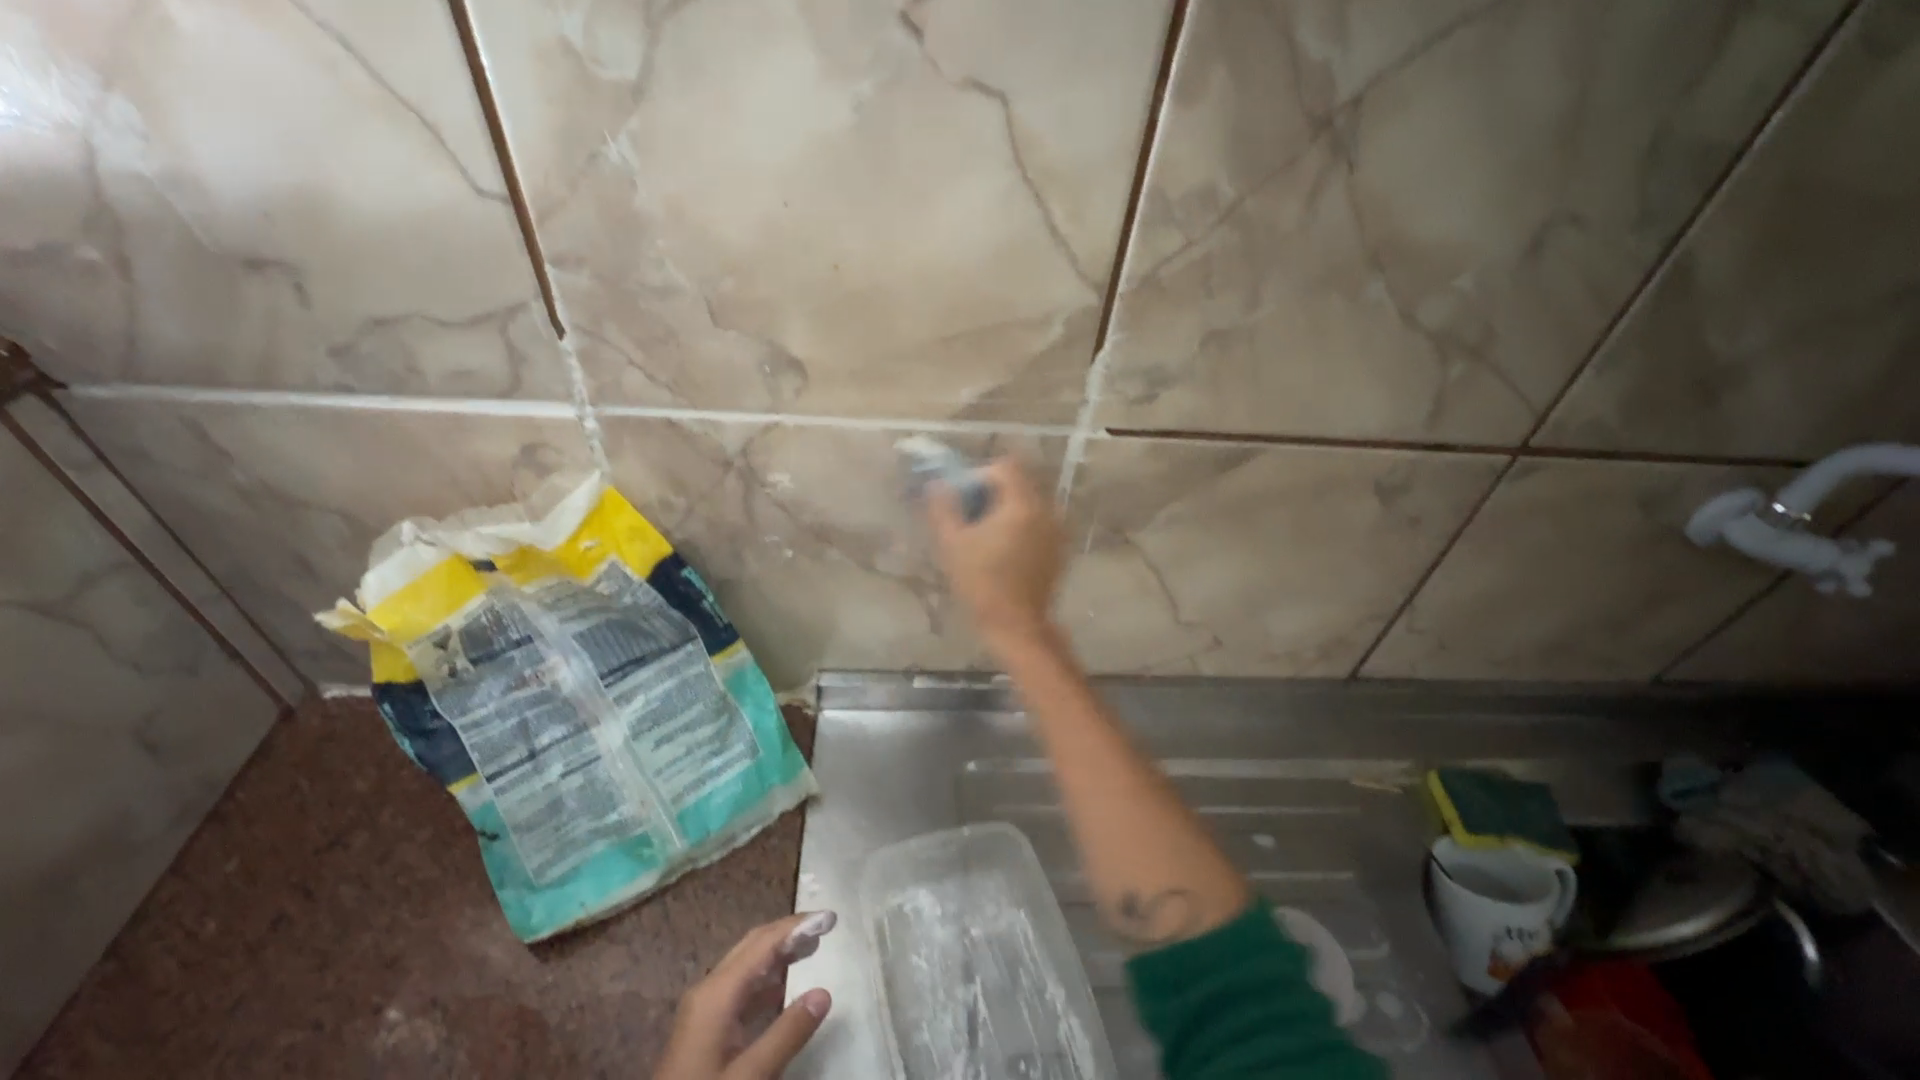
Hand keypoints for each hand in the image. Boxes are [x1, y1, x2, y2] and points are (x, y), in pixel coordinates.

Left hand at [653, 912, 836, 1079]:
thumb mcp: (751, 1075)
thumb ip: (788, 1034)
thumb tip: (823, 992)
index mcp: (717, 994)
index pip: (762, 944)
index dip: (797, 926)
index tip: (830, 918)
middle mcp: (709, 990)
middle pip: (752, 946)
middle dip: (788, 932)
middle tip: (825, 928)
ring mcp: (704, 1008)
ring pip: (745, 965)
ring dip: (778, 953)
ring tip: (812, 948)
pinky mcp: (705, 1025)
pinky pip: (740, 987)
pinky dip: (767, 978)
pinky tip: (784, 987)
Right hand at [928, 456, 1064, 650]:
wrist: (1015, 624)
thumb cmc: (981, 582)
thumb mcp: (952, 543)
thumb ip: (943, 507)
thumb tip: (937, 485)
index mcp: (1024, 504)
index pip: (1005, 467)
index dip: (980, 476)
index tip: (963, 500)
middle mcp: (1047, 511)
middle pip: (1019, 483)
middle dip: (992, 493)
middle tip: (969, 517)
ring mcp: (1057, 531)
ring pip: (1028, 504)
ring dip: (1005, 510)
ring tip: (983, 535)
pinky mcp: (1059, 550)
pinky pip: (1037, 523)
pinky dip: (1019, 526)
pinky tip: (1002, 550)